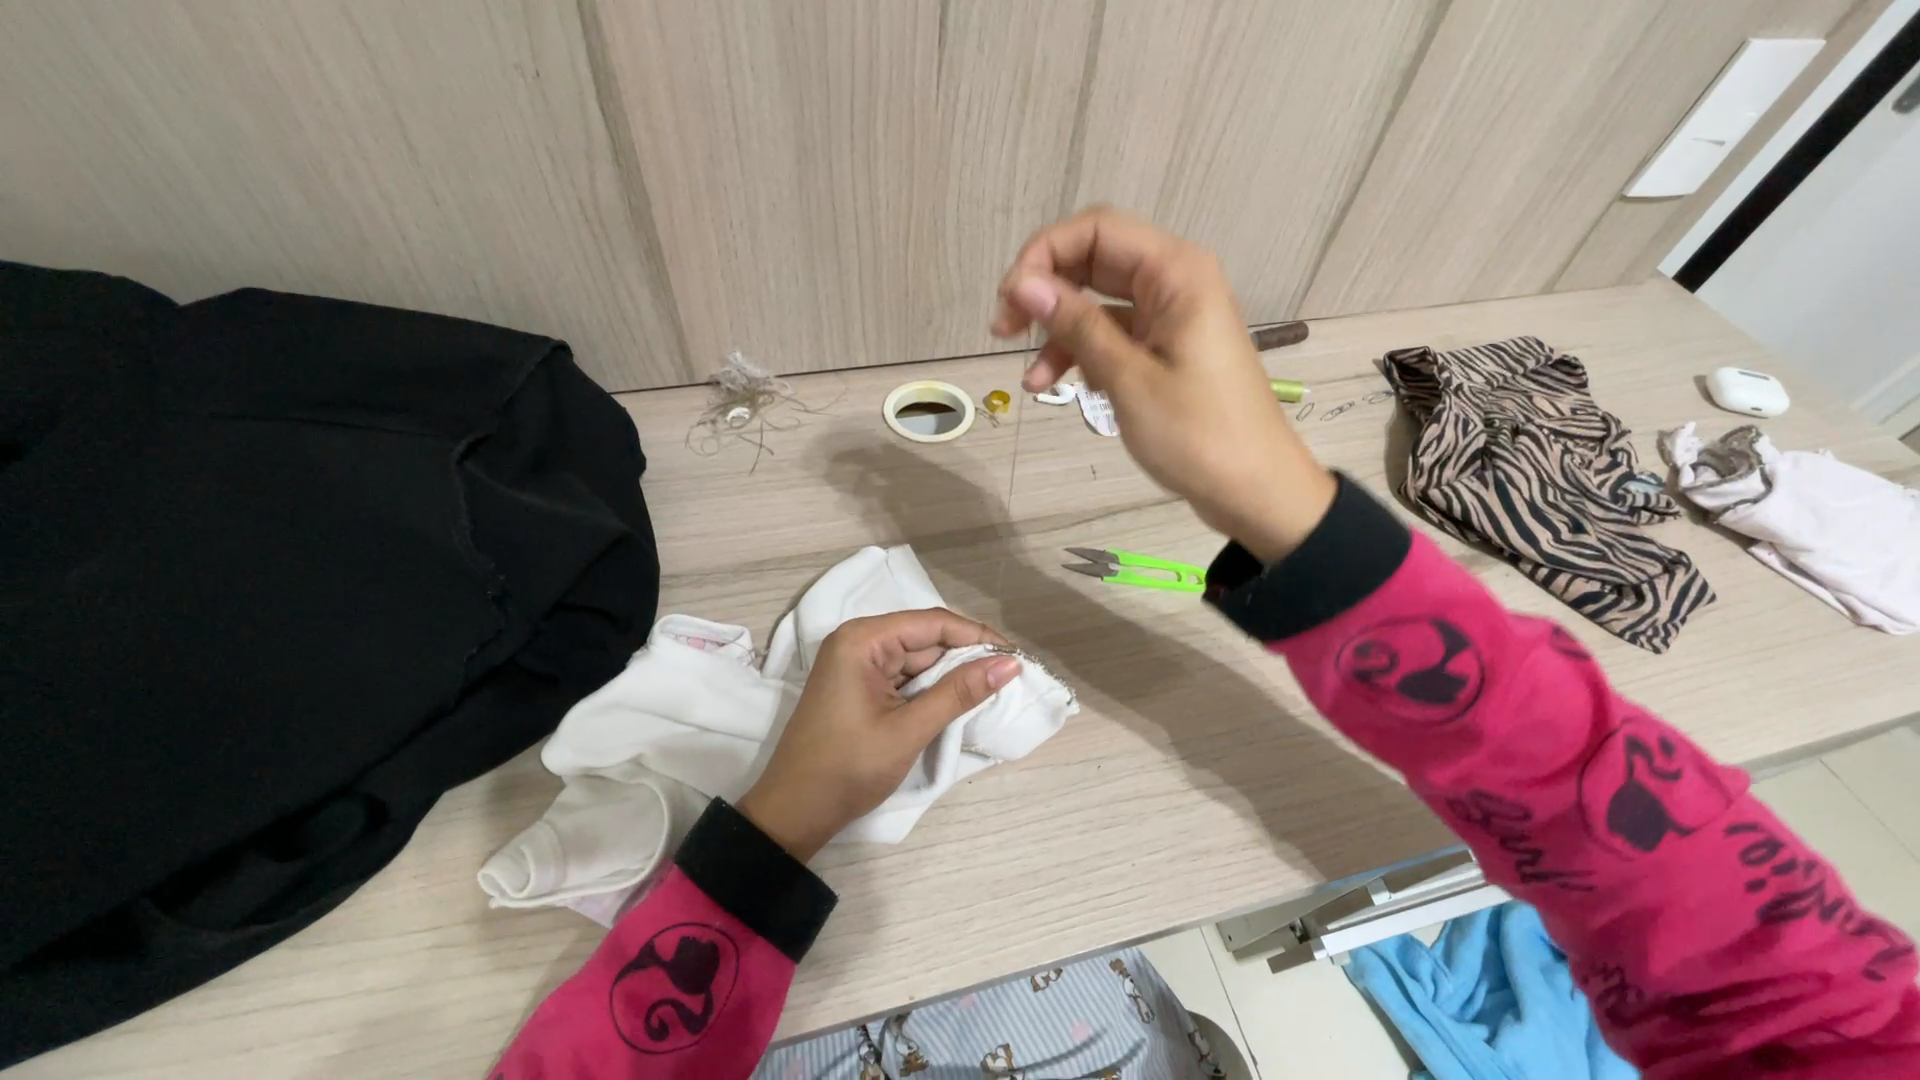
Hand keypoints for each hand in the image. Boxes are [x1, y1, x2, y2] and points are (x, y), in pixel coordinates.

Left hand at [736, 610, 1020, 860]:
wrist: (793, 813)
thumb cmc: (847, 769)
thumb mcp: (909, 730)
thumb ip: (959, 693)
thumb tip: (1009, 664)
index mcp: (862, 640)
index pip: (932, 623)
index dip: (976, 637)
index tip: (1016, 656)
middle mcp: (858, 642)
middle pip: (926, 638)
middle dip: (966, 656)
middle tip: (1010, 676)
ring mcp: (856, 665)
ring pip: (918, 659)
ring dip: (951, 674)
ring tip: (993, 688)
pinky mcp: (859, 687)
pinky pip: (904, 677)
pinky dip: (931, 689)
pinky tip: (959, 700)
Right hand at [991, 206, 1336, 561]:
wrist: (1254, 489)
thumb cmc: (1197, 433)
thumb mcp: (1128, 378)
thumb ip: (1076, 325)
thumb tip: (1023, 283)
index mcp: (1175, 272)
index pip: (1095, 230)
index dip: (1043, 255)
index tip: (1009, 300)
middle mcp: (1173, 281)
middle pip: (1093, 261)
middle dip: (1045, 292)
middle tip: (1003, 331)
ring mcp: (1170, 316)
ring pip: (1097, 303)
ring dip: (1058, 333)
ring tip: (1032, 382)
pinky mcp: (1165, 348)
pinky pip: (1113, 335)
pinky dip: (1083, 355)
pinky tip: (1060, 387)